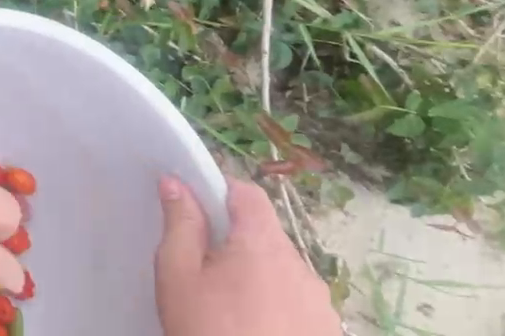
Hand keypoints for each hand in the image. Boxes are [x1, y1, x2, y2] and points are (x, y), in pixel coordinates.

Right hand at [156, 175, 341, 335]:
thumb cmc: (207, 327)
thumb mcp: (177, 271)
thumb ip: (180, 222)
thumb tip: (176, 183)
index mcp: (263, 246)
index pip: (248, 194)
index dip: (218, 189)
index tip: (190, 203)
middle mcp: (303, 270)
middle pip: (265, 232)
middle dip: (232, 235)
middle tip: (199, 258)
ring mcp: (322, 305)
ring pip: (281, 268)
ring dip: (255, 269)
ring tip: (225, 298)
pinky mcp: (328, 332)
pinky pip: (297, 299)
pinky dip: (274, 299)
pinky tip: (251, 323)